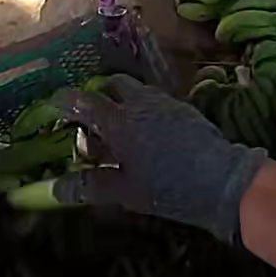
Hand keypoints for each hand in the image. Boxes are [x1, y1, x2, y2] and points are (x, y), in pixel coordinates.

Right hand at [52, 74, 266, 242]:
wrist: (221, 180)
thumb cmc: (167, 188)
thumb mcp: (123, 192)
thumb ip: (89, 186)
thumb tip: (54, 189)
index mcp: (119, 122)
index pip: (84, 102)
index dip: (66, 101)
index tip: (55, 103)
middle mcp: (140, 104)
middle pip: (114, 84)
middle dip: (100, 93)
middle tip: (93, 114)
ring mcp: (166, 103)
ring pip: (138, 90)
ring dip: (124, 99)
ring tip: (121, 124)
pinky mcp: (186, 109)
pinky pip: (158, 100)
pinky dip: (145, 108)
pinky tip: (149, 131)